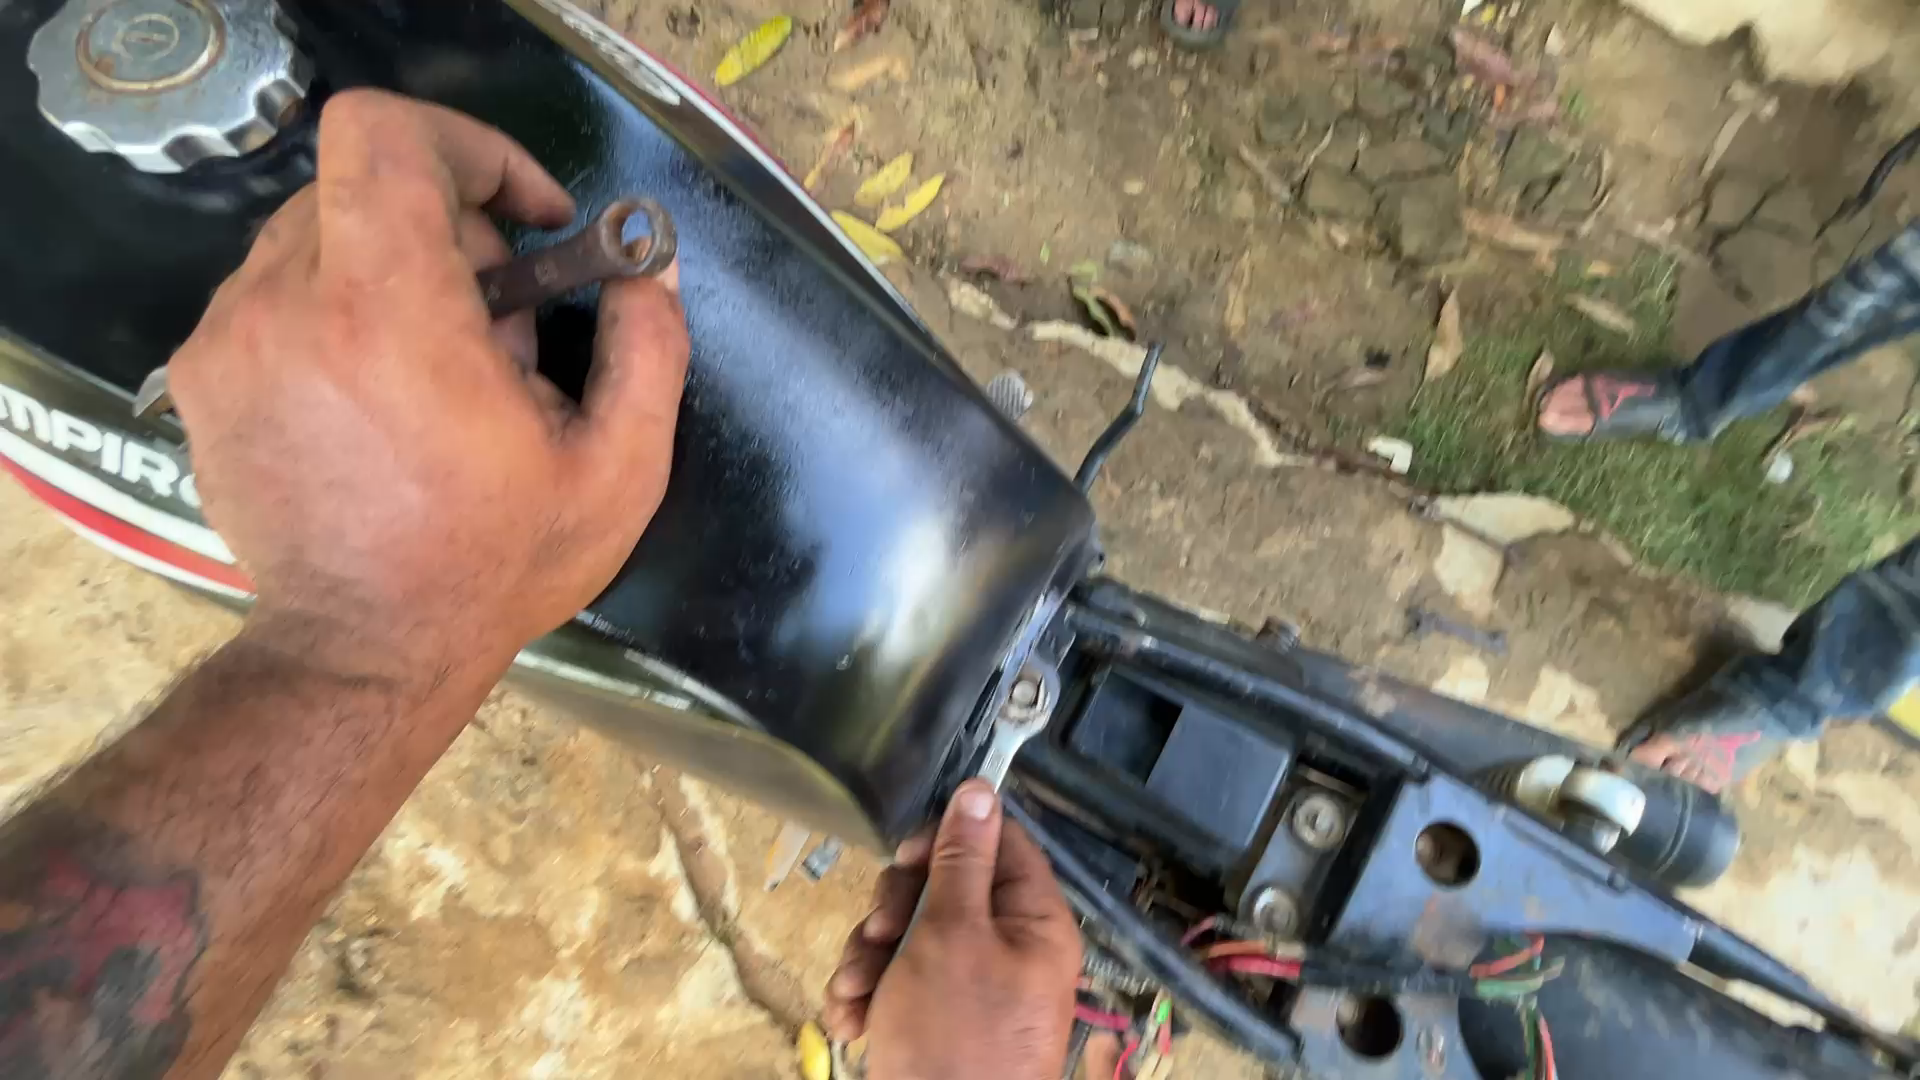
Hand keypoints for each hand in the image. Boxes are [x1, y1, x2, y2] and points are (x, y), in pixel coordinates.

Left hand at [169, 89, 687, 681]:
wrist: (372, 650)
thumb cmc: (510, 560)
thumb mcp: (624, 468)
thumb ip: (651, 351)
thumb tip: (652, 267)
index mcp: (396, 320)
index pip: (390, 137)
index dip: (476, 150)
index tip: (536, 222)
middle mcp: (288, 306)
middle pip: (371, 187)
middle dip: (463, 235)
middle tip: (513, 329)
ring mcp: (230, 338)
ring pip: (327, 233)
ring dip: (410, 272)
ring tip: (457, 371)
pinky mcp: (206, 371)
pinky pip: (288, 286)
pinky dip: (356, 306)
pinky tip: (397, 396)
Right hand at [824, 780, 1081, 1079]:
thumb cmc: (953, 1036)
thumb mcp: (954, 934)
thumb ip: (962, 858)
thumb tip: (980, 787)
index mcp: (1034, 921)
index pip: (999, 842)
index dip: (951, 836)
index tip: (907, 852)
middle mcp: (1010, 946)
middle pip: (950, 885)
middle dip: (900, 904)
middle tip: (879, 930)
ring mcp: (973, 984)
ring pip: (916, 930)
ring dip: (874, 952)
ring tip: (857, 988)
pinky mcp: (939, 1016)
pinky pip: (904, 976)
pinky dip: (874, 989)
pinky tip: (853, 1017)